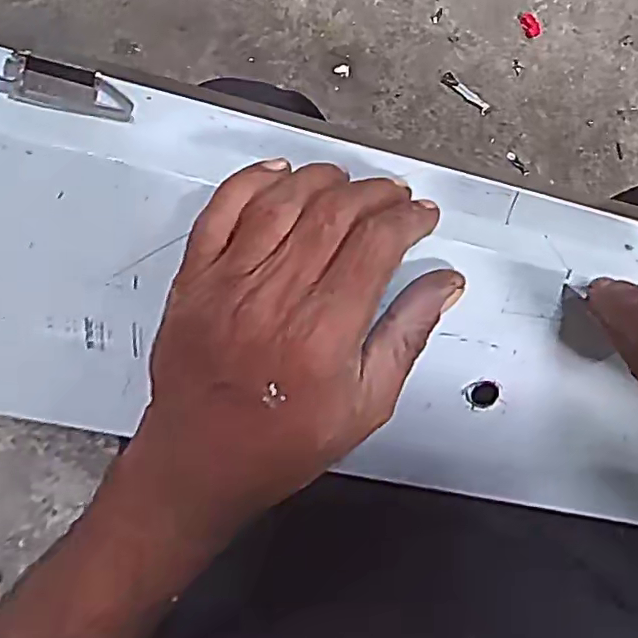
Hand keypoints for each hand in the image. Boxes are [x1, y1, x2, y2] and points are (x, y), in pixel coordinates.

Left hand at [120, 160, 464, 539]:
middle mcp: (274, 301)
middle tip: (394, 196)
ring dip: (324, 179)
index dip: (408, 219)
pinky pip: (222, 210)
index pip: (376, 244)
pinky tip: (278, 172)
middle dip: (376, 193)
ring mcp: (229, 285)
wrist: (199, 464)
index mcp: (321, 334)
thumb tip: (442, 287)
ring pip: (284, 201)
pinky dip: (252, 180)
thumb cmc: (278, 443)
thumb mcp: (366, 404)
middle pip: (335, 213)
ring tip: (348, 181)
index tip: (421, 216)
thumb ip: (408, 334)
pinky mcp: (196, 279)